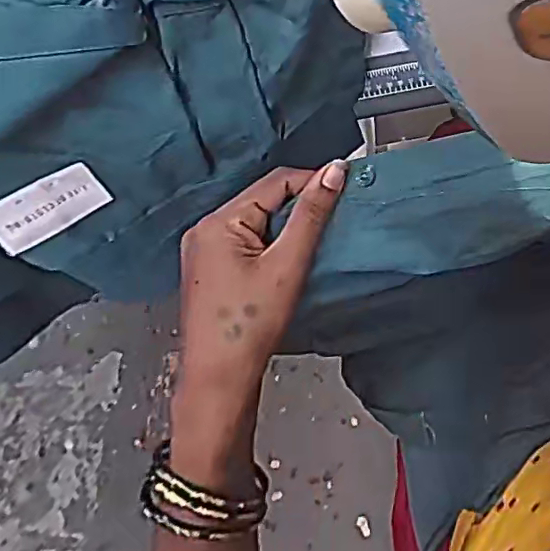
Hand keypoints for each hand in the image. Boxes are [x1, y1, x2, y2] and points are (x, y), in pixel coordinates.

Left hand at [176, 161, 347, 403]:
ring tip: (314, 239)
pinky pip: (248, 236)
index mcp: (219, 222)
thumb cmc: (249, 326)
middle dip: (301, 203)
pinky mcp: (211, 266)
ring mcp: (205, 248)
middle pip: (265, 197)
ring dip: (288, 222)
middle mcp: (206, 229)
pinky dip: (273, 239)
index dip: (313, 181)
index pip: (276, 182)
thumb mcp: (289, 262)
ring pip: (259, 217)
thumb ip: (312, 213)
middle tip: (333, 217)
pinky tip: (289, 256)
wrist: (219, 379)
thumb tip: (333, 172)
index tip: (344, 187)